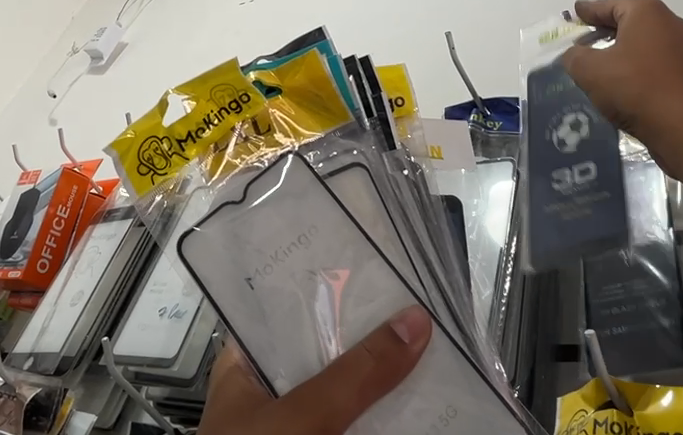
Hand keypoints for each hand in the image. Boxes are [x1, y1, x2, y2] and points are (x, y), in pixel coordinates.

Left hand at [198, 306, 431, 434]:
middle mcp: (268, 395)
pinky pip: (360, 430)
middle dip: (374, 337)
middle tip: (425, 309)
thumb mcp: (297, 420)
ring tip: (438, 350)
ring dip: (388, 383)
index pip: (289, 305)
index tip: (382, 265)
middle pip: (328, 352)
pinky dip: (388, 423)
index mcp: (244, 366)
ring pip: (348, 396)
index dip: (333, 283)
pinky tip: (428, 409)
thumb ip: (353, 376)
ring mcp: (295, 431)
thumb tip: (413, 321)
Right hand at [562, 0, 682, 167]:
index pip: (610, 5)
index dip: (589, 10)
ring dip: (625, 50)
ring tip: (603, 64)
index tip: (575, 11)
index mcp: (647, 13)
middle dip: (607, 29)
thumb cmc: (636, 89)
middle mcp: (671, 24)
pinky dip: (641, 67)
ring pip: (647, 43)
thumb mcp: (590, 71)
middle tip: (585, 37)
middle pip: (632, 21)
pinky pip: (659, 63)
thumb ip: (575, 57)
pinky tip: (627, 83)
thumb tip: (575, 55)